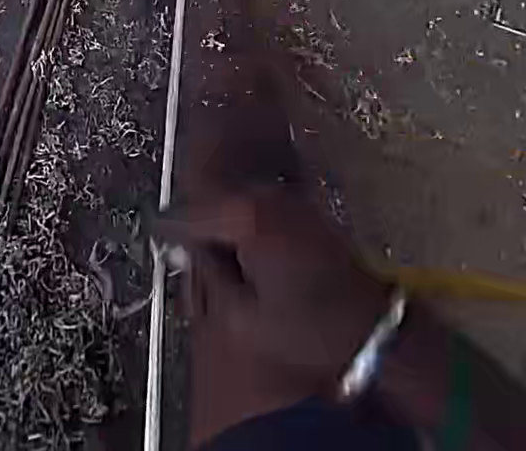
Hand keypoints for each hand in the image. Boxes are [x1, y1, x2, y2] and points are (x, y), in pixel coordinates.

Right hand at [158, 185, 391, 388]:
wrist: (371, 329)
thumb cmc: (308, 328)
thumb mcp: (242, 317)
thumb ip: (206, 276)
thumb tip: (184, 253)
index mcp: (244, 218)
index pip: (188, 214)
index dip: (167, 228)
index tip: (155, 236)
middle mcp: (262, 197)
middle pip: (209, 201)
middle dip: (194, 224)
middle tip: (182, 251)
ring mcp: (283, 198)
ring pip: (231, 201)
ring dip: (217, 222)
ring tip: (215, 256)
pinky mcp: (298, 206)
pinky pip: (254, 206)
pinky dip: (241, 222)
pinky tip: (243, 251)